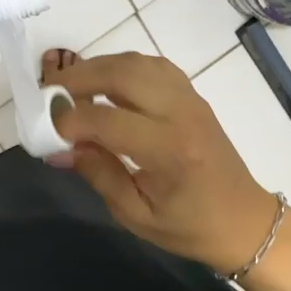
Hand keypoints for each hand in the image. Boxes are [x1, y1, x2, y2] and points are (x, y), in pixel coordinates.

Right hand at [46, 53, 282, 271]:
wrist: (242, 220)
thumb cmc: (188, 227)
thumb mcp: (136, 215)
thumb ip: (100, 176)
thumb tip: (61, 149)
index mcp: (169, 151)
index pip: (108, 121)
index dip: (72, 120)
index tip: (48, 129)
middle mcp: (182, 115)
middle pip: (124, 74)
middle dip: (80, 77)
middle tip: (50, 92)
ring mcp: (191, 100)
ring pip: (138, 63)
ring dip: (100, 67)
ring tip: (71, 86)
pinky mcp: (193, 97)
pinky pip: (153, 67)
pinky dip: (123, 68)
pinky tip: (105, 84)